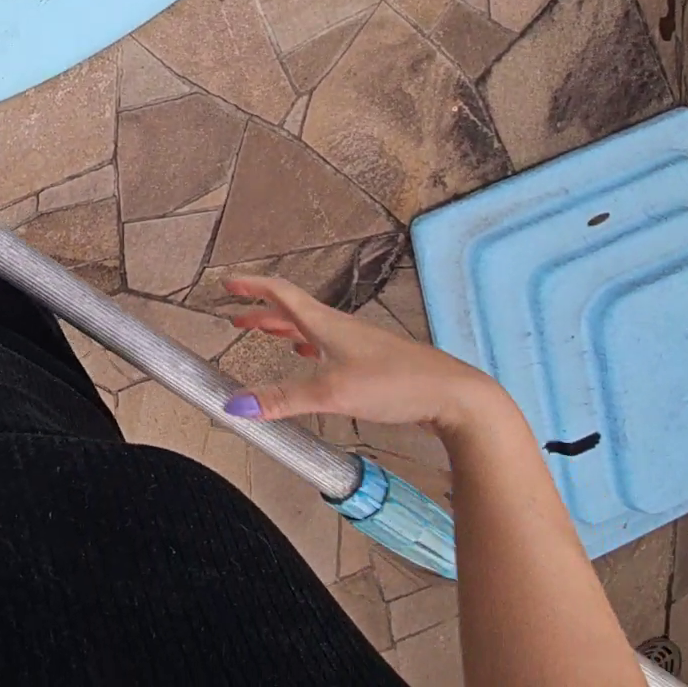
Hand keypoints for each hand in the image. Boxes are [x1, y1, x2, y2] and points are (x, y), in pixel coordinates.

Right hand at [219, 275, 505, 435]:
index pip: (280, 293)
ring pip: (312, 327)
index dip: (252, 286)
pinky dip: (310, 345)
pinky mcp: (375, 362)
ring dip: (283, 327)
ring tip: (265, 333)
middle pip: (292, 310)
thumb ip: (281, 399)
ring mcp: (359, 343)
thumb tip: (234, 405)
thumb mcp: (331, 393)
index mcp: (324, 324)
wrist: (459, 398)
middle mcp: (339, 327)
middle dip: (261, 312)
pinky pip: (331, 344)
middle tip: (237, 317)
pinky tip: (310, 358)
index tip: (228, 283)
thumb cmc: (397, 384)